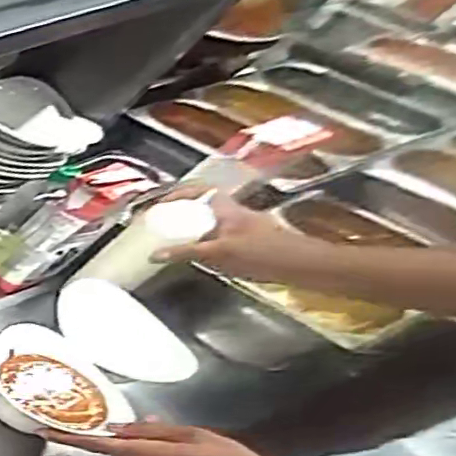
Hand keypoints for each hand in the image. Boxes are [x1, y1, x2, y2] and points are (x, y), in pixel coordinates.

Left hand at [46, 419, 290, 455]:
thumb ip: (149, 430)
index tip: (43, 432)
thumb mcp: (188, 433)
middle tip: (159, 431)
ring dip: (142, 448)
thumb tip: (116, 427)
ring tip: (180, 446)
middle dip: (128, 438)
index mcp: (141, 454)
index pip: (94, 444)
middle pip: (115, 449)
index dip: (67, 438)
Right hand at [152, 195, 315, 282]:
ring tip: (171, 239)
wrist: (302, 264)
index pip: (206, 192)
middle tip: (160, 224)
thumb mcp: (219, 254)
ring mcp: (245, 227)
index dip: (183, 193)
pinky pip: (217, 235)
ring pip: (212, 222)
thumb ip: (186, 253)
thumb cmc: (262, 254)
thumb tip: (154, 255)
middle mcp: (238, 215)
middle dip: (182, 213)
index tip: (162, 202)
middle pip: (206, 207)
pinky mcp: (249, 240)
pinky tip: (194, 253)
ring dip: (191, 227)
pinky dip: (201, 240)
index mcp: (230, 212)